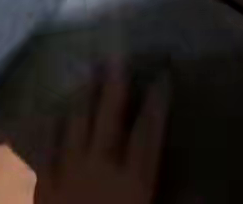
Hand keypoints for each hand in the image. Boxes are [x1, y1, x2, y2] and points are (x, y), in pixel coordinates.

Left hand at [35, 64, 168, 203]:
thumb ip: (176, 202)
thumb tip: (198, 185)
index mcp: (133, 182)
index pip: (148, 133)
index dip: (157, 103)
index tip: (163, 75)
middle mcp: (101, 167)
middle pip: (109, 117)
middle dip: (114, 84)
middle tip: (116, 53)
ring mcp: (69, 173)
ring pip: (78, 124)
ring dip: (83, 95)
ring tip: (86, 69)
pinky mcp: (45, 187)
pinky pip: (47, 150)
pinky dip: (50, 128)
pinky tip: (52, 111)